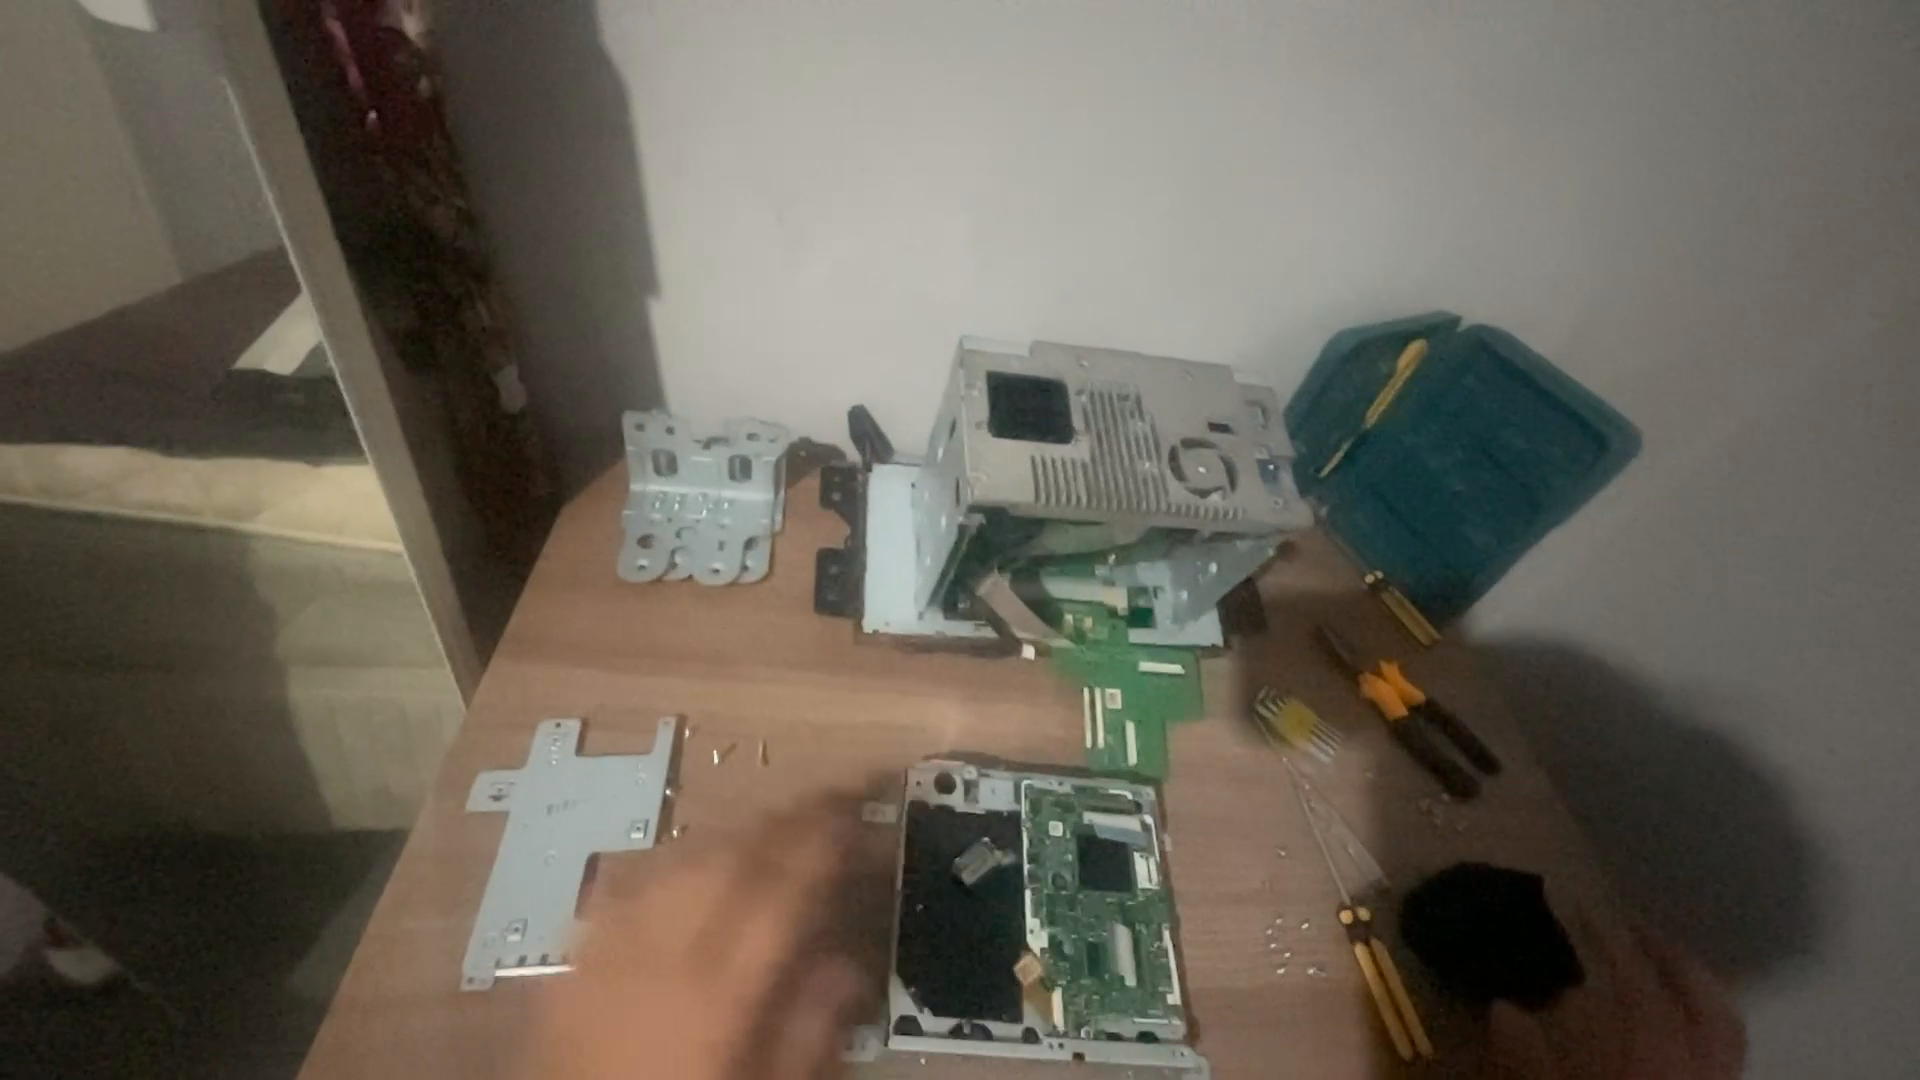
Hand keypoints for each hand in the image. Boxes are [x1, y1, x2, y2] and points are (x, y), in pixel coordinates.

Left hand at [519, 798, 883, 1079]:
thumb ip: (810, 1029)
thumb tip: (849, 964)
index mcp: (717, 994)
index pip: (783, 889)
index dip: (824, 842)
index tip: (856, 816)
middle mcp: (661, 955)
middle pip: (733, 856)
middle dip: (787, 821)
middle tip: (827, 808)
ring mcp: (610, 951)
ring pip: (684, 857)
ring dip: (737, 832)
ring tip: (775, 827)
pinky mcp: (575, 961)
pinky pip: (634, 881)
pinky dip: (678, 858)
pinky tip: (699, 859)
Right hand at [1486, 917, 1744, 1078]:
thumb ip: (1521, 1067)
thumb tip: (1505, 1009)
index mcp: (1653, 1079)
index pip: (1651, 1004)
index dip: (1618, 950)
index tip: (1581, 908)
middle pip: (1715, 1020)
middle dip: (1675, 963)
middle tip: (1627, 923)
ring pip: (1725, 1044)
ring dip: (1689, 992)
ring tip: (1642, 961)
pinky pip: (1712, 1067)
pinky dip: (1688, 1031)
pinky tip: (1645, 1024)